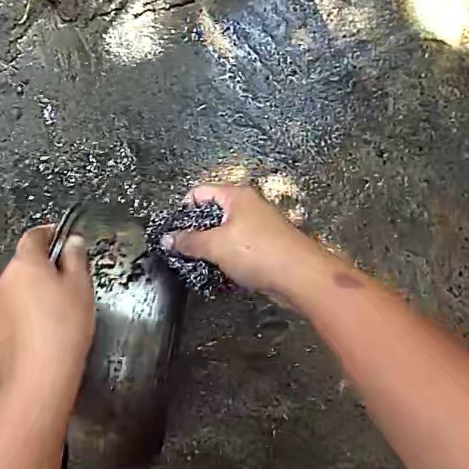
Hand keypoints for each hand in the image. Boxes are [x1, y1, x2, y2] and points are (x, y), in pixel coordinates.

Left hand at [0, 226, 94, 402]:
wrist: (38, 378)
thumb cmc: (64, 330)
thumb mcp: (81, 288)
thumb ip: (76, 258)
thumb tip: (72, 242)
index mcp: (25, 265)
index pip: (34, 236)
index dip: (49, 233)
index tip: (60, 237)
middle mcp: (3, 283)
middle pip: (24, 266)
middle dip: (43, 270)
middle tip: (68, 283)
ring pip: (15, 293)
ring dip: (31, 296)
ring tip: (56, 315)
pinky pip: (9, 318)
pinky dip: (23, 320)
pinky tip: (41, 334)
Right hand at [163, 185, 329, 300]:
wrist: (300, 276)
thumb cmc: (258, 252)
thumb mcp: (215, 245)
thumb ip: (189, 241)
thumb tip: (168, 239)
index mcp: (237, 196)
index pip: (200, 192)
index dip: (184, 209)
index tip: (175, 231)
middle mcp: (249, 206)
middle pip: (213, 213)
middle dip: (196, 231)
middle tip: (184, 250)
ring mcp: (259, 227)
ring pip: (225, 233)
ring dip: (212, 248)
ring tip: (199, 263)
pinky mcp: (266, 247)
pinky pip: (238, 248)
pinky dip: (227, 258)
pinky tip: (220, 273)